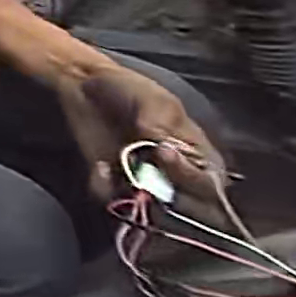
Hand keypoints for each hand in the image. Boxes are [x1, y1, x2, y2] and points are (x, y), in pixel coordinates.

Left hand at [56, 55, 223, 199]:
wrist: (83, 83)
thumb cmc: (129, 89)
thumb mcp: (153, 100)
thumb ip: (161, 125)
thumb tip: (162, 147)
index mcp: (204, 161)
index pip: (212, 187)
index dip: (190, 177)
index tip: (161, 152)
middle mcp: (180, 179)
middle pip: (192, 211)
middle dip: (168, 198)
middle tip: (141, 171)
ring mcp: (146, 181)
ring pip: (154, 212)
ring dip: (136, 198)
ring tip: (116, 170)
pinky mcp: (112, 179)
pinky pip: (113, 198)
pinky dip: (105, 189)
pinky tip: (99, 168)